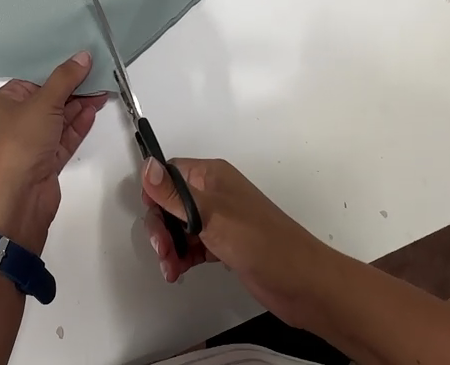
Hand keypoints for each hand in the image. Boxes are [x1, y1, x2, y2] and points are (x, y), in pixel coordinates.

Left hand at [0, 51, 107, 253]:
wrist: (18, 200)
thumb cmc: (21, 143)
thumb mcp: (43, 103)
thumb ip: (65, 79)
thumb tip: (83, 56)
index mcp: (6, 101)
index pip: (34, 78)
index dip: (57, 68)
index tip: (81, 57)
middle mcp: (18, 119)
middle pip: (50, 96)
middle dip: (74, 87)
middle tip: (99, 72)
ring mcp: (33, 140)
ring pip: (60, 117)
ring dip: (80, 104)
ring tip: (103, 89)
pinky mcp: (48, 159)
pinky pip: (66, 136)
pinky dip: (79, 124)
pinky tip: (94, 110)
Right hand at [141, 157, 343, 330]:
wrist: (302, 284)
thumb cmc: (262, 242)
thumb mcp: (211, 215)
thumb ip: (175, 193)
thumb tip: (147, 166)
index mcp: (212, 176)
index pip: (171, 173)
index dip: (155, 191)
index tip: (151, 213)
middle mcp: (214, 194)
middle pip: (171, 202)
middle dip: (161, 225)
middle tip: (162, 248)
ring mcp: (220, 220)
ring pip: (180, 226)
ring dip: (169, 245)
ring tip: (170, 267)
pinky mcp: (224, 245)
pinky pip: (192, 246)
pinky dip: (181, 257)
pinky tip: (178, 271)